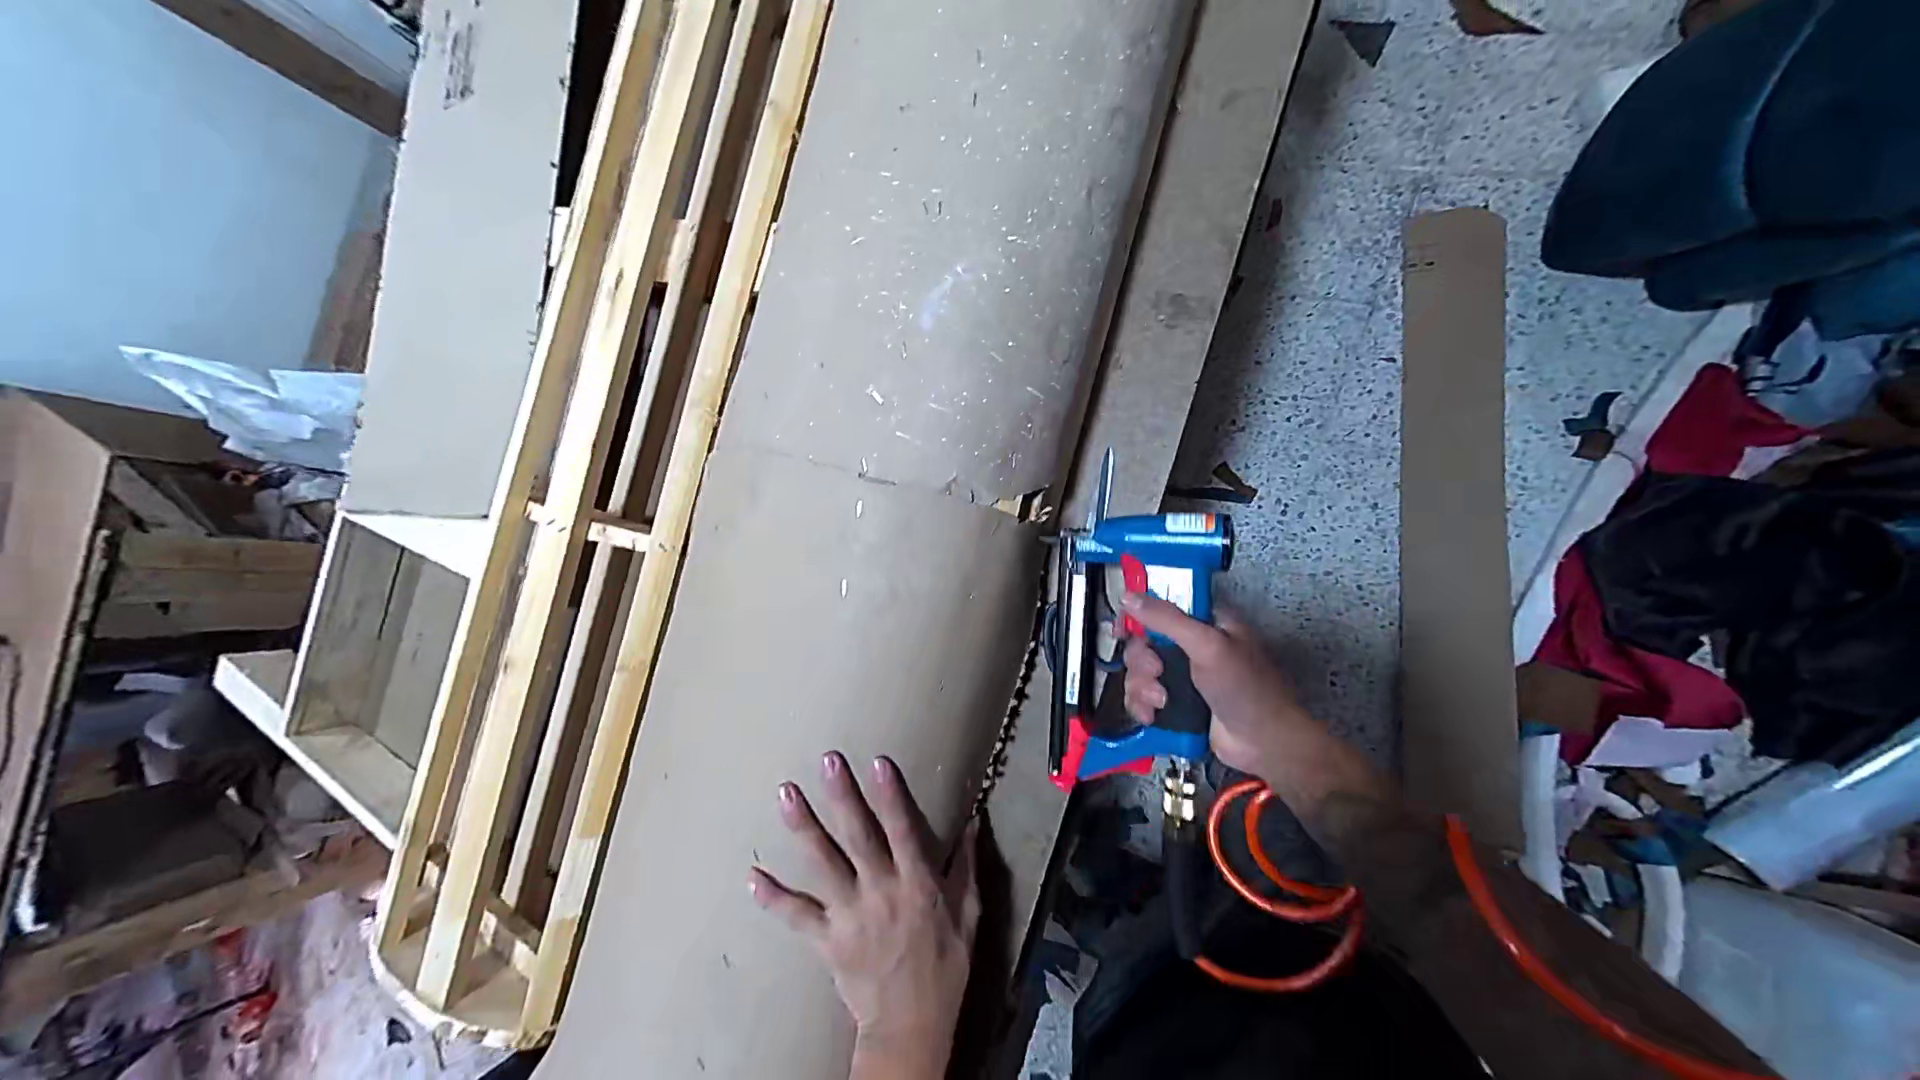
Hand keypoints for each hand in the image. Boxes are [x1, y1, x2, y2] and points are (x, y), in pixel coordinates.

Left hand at [750, 751, 978, 1074]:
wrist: (910, 1029)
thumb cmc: (944, 967)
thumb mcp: (968, 916)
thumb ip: (967, 868)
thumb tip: (974, 823)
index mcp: (917, 885)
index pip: (903, 831)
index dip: (891, 796)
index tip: (878, 763)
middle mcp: (881, 893)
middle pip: (858, 837)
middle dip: (842, 796)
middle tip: (827, 761)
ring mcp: (851, 916)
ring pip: (823, 865)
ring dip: (803, 828)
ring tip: (786, 794)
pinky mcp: (827, 940)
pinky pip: (796, 917)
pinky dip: (773, 898)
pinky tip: (751, 877)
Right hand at [1118, 591, 1314, 778]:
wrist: (1264, 744)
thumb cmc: (1246, 689)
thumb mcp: (1207, 646)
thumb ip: (1167, 619)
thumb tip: (1129, 597)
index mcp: (1204, 622)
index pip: (1160, 607)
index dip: (1137, 616)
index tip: (1123, 629)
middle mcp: (1191, 646)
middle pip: (1142, 643)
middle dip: (1142, 662)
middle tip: (1157, 674)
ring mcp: (1182, 676)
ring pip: (1139, 673)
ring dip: (1142, 688)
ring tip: (1161, 703)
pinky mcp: (1176, 703)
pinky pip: (1142, 698)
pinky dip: (1142, 707)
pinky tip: (1154, 716)